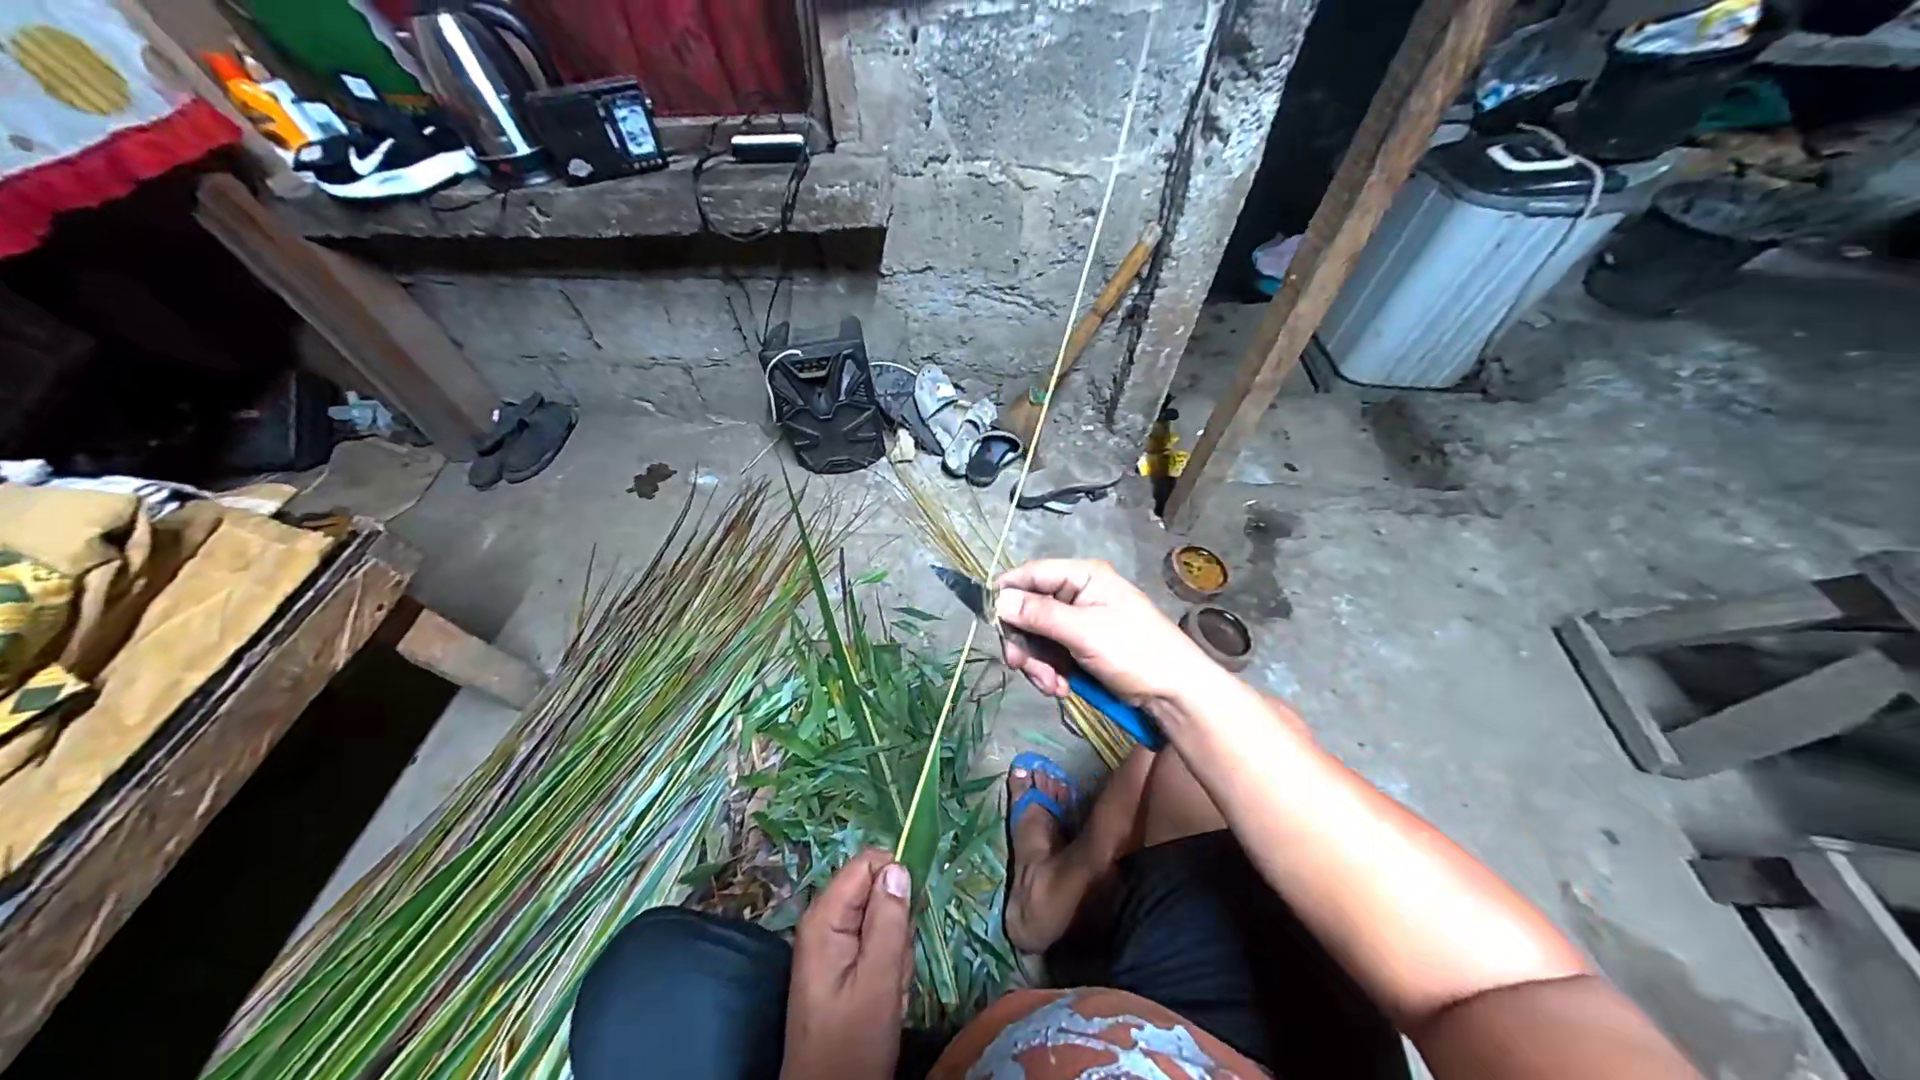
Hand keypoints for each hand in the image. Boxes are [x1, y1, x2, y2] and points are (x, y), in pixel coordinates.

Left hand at [781, 849, 914, 1079]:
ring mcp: (831, 942)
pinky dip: (888, 965)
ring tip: (889, 986)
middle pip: (875, 890)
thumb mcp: (878, 982)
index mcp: (824, 917)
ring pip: (881, 918)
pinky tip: (885, 994)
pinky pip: (875, 944)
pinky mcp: (840, 962)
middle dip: (896, 921)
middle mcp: (823, 920)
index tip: (911, 915)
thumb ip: (889, 920)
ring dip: (895, 948)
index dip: (895, 879)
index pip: (866, 863)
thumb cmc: (851, 1045)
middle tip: (895, 964)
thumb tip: (899, 866)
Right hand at [993, 559, 1214, 707]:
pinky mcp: (1082, 647)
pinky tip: (1061, 688)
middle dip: (1025, 641)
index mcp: (1083, 577)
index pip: (1032, 574)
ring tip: (1052, 685)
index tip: (989, 618)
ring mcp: (1080, 622)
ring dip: (1038, 663)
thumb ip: (1040, 614)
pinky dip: (1050, 672)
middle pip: (1029, 610)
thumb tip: (999, 599)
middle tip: (1020, 665)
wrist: (1175, 693)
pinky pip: (1051, 654)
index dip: (1008, 593)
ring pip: (1037, 637)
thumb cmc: (1136, 652)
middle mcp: (1079, 594)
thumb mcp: (1084, 632)